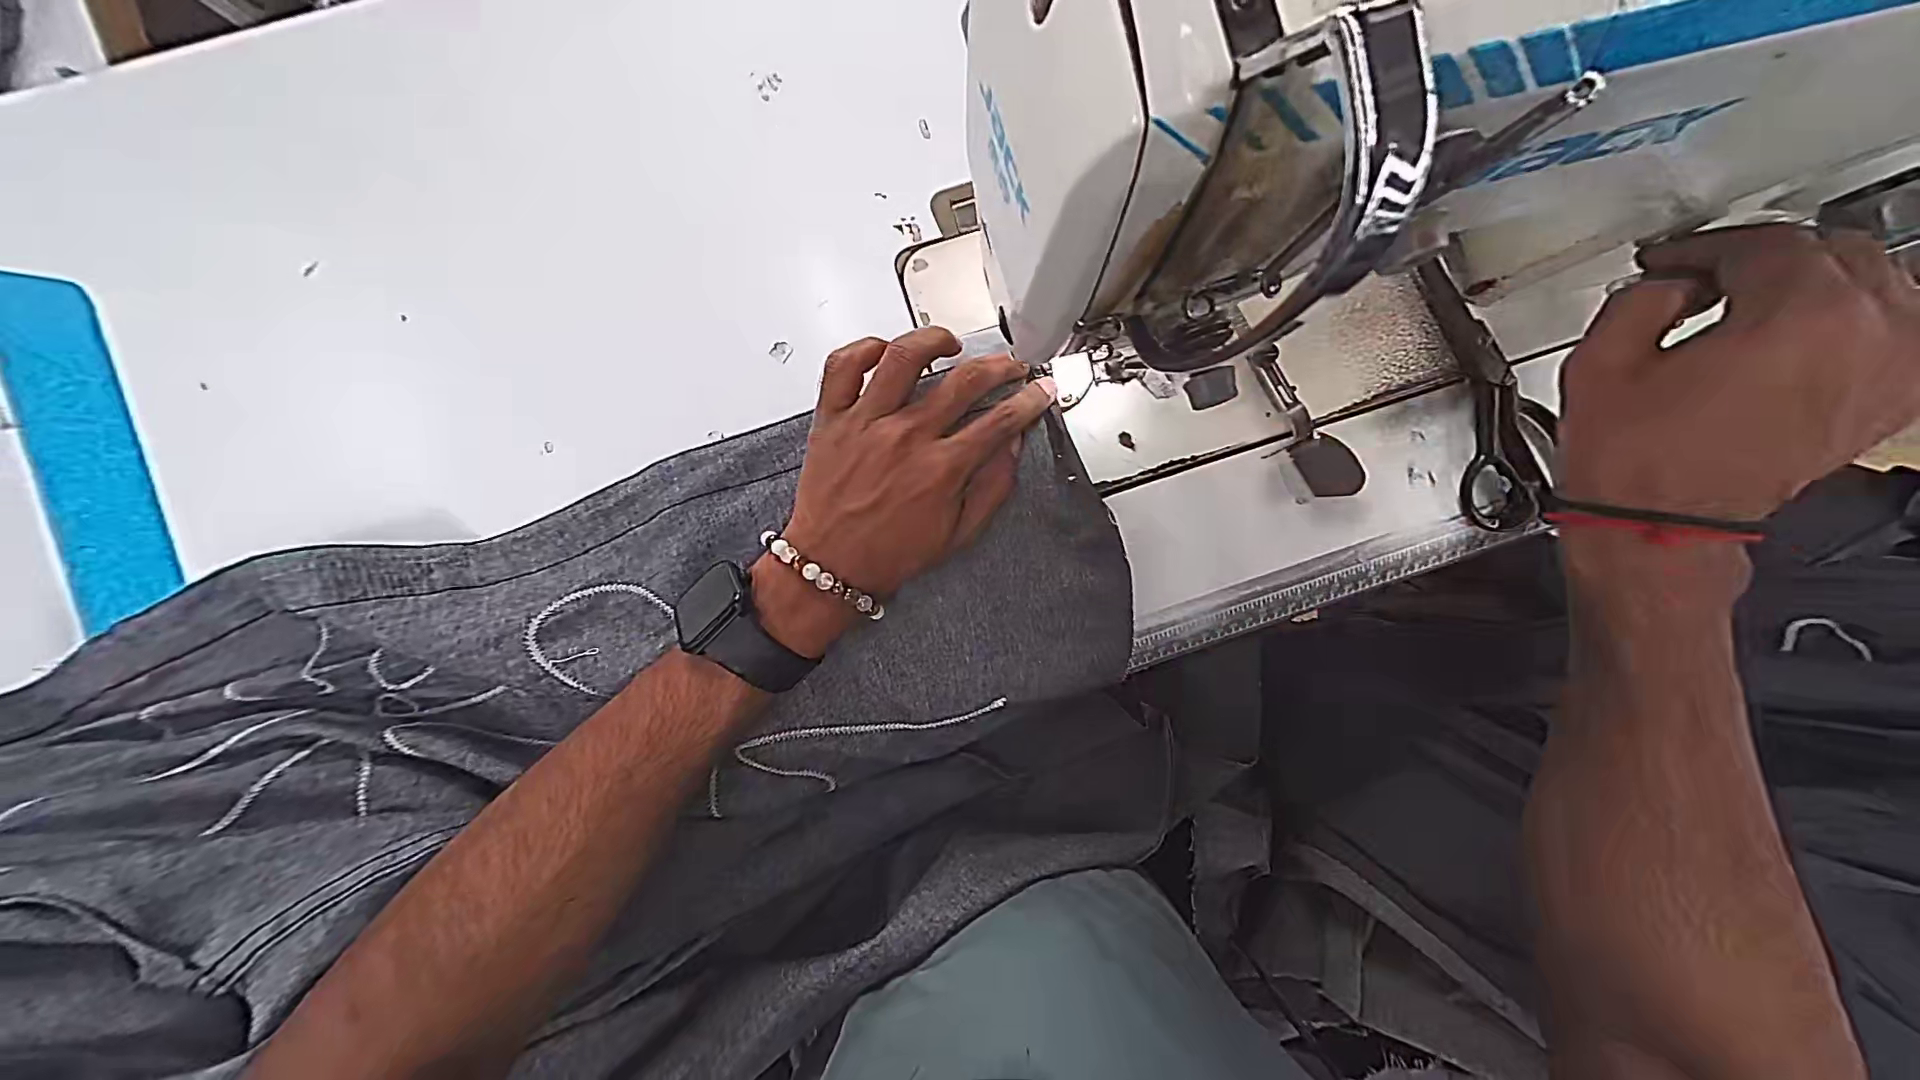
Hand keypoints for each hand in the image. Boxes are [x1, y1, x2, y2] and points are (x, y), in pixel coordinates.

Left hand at [751, 327, 1056, 657]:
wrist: (833, 565)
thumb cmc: (889, 552)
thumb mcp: (958, 533)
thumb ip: (993, 487)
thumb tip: (1012, 446)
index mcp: (941, 468)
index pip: (1000, 419)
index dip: (1028, 400)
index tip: (1037, 392)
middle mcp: (906, 438)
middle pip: (965, 380)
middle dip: (1000, 367)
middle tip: (1008, 367)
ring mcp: (867, 423)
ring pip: (904, 357)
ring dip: (935, 340)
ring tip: (950, 344)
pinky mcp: (833, 419)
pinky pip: (843, 367)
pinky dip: (864, 348)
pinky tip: (885, 351)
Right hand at [1558, 224, 1919, 522]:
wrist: (1660, 521)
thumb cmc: (1634, 459)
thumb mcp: (1598, 364)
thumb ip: (1638, 300)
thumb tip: (1672, 286)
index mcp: (1798, 316)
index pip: (1764, 245)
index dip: (1704, 246)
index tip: (1671, 260)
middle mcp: (1870, 331)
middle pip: (1830, 253)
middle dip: (1758, 258)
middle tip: (1703, 276)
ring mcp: (1894, 366)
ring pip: (1875, 282)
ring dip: (1810, 282)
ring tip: (1749, 302)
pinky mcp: (1892, 397)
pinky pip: (1896, 328)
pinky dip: (1851, 318)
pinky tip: (1801, 332)